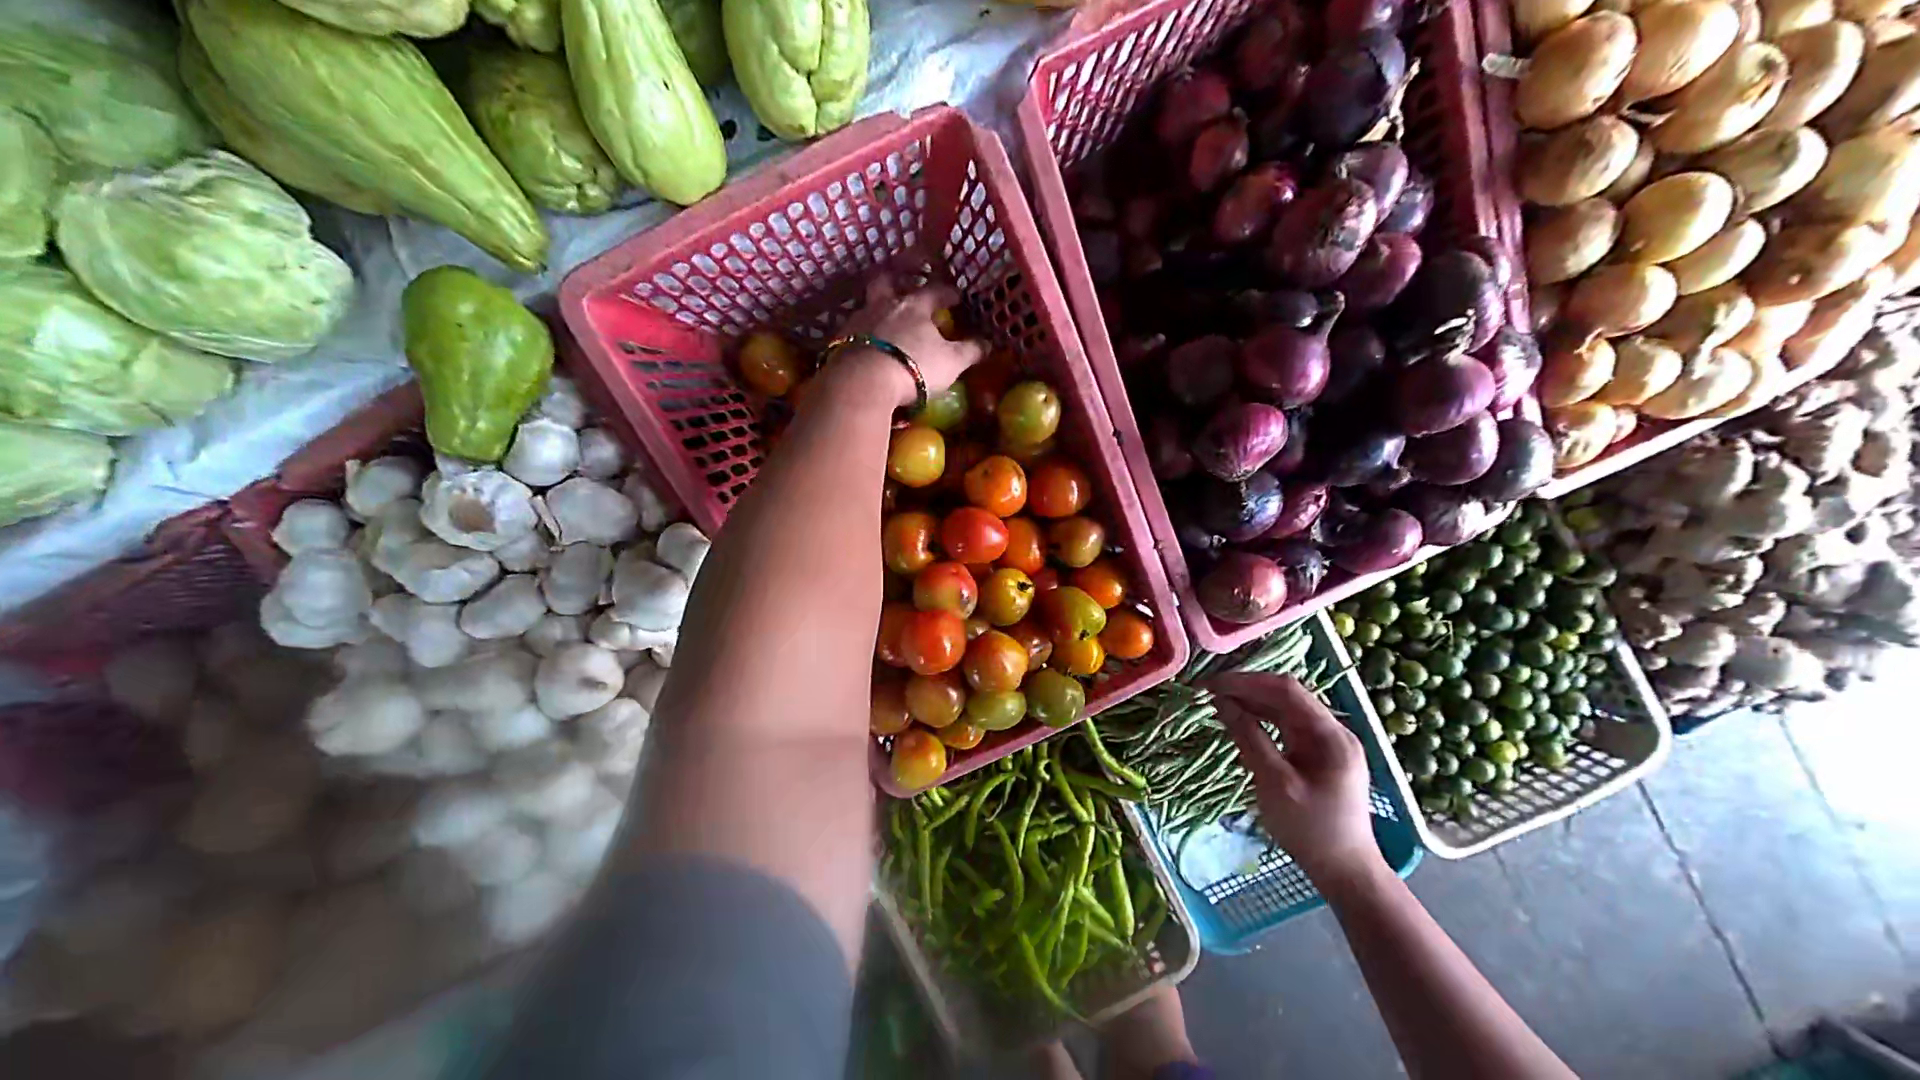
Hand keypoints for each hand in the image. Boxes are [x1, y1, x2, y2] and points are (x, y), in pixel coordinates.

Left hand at [839, 276, 984, 405]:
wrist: (862, 382)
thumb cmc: (914, 366)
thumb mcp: (951, 362)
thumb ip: (969, 351)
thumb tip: (988, 343)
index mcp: (914, 305)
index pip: (935, 291)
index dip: (947, 292)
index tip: (956, 295)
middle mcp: (884, 304)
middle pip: (889, 282)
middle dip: (899, 280)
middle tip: (907, 287)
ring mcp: (859, 320)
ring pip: (868, 304)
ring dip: (878, 308)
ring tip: (885, 319)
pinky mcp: (840, 341)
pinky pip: (854, 330)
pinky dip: (862, 333)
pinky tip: (867, 343)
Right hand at [1207, 672, 1379, 883]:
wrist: (1345, 872)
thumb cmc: (1310, 830)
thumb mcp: (1274, 783)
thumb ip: (1249, 738)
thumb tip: (1221, 703)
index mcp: (1331, 735)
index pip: (1286, 690)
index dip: (1246, 682)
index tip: (1211, 685)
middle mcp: (1333, 732)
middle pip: (1287, 696)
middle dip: (1247, 689)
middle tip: (1208, 692)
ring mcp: (1328, 743)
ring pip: (1285, 710)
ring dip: (1252, 703)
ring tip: (1218, 702)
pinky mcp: (1319, 756)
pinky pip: (1287, 727)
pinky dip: (1262, 720)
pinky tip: (1240, 720)